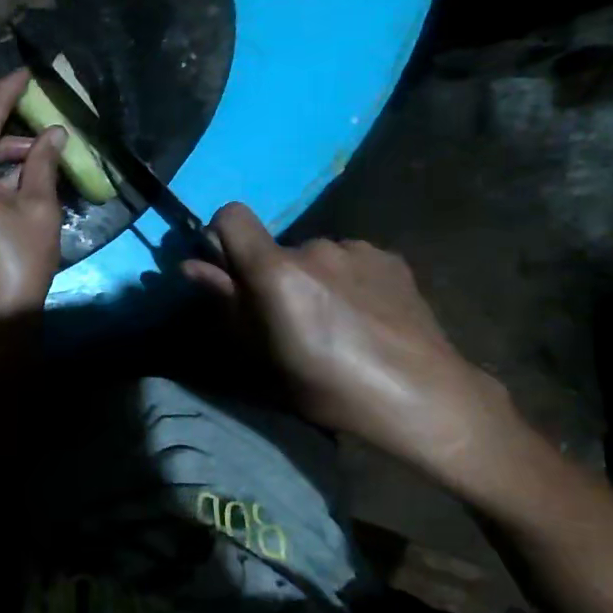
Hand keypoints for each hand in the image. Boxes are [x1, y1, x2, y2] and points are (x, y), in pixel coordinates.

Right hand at [183, 203, 519, 478]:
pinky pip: (350, 260)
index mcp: (275, 270)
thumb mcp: (262, 352)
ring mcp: (356, 249)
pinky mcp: (389, 257)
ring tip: (336, 320)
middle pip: (274, 247)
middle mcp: (313, 247)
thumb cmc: (328, 385)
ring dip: (313, 277)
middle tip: (290, 318)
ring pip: (315, 256)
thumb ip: (225, 301)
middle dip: (273, 274)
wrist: (423, 397)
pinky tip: (366, 314)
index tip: (231, 271)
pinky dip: (347, 278)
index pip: (231, 216)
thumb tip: (189, 266)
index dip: (222, 236)